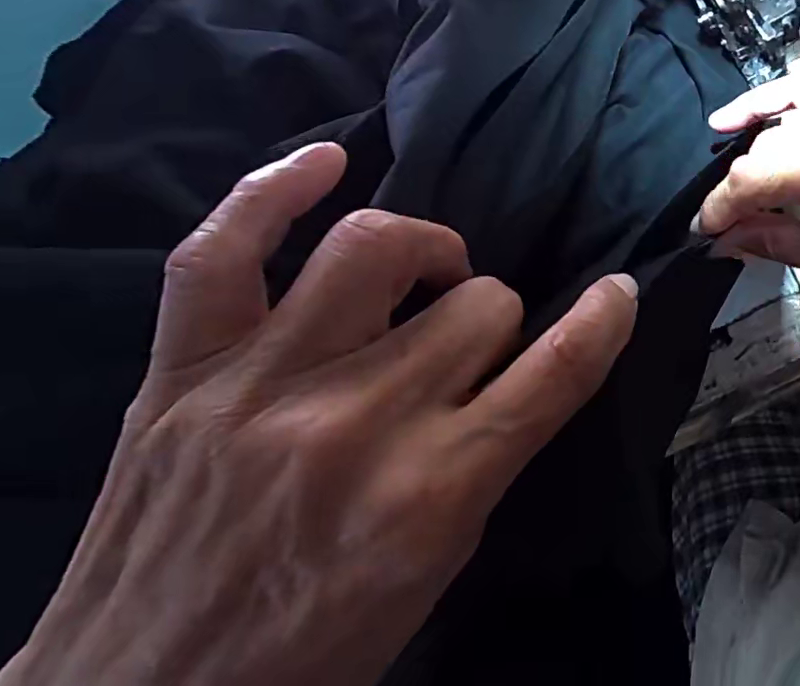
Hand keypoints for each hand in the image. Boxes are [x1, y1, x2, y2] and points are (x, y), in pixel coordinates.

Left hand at [0, 143, 637, 685]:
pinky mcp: (183, 371)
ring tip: (419, 276)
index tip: (616, 292)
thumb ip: (490, 452)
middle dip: (489, 317)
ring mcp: (260, 386)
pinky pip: (221, 252)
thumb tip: (529, 359)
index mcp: (431, 493)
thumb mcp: (438, 564)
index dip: (601, 322)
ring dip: (424, 254)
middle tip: (465, 346)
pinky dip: (273, 192)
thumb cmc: (314, 645)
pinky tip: (326, 161)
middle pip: (477, 303)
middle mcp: (354, 424)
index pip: (552, 374)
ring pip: (377, 248)